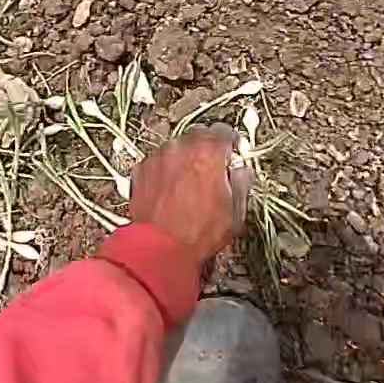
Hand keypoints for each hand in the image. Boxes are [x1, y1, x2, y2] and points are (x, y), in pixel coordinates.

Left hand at [129, 124, 250, 266]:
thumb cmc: (197, 233)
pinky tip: (170, 191)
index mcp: (209, 152)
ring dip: (184, 160)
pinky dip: (165, 171)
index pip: (225, 132)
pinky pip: (158, 162)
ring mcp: (158, 157)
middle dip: (207, 151)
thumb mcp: (235, 211)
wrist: (158, 250)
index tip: (233, 152)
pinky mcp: (141, 170)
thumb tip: (241, 172)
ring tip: (188, 185)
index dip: (231, 144)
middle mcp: (182, 147)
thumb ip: (242, 182)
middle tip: (211, 171)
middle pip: (199, 137)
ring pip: (177, 149)